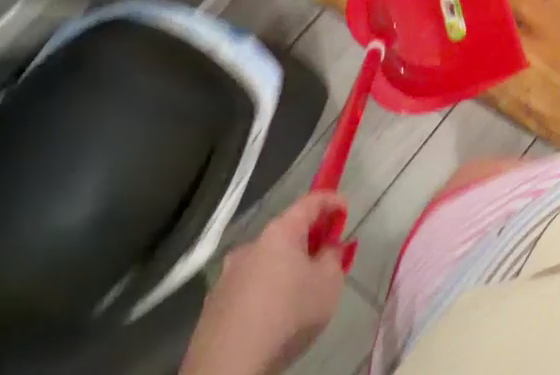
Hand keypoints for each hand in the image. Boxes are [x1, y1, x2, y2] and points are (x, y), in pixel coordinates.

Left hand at [180, 191, 352, 374]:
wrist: (230, 366)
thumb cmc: (289, 314)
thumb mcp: (329, 283)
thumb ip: (333, 257)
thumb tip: (328, 247)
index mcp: (279, 233)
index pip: (310, 202)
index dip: (331, 201)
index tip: (345, 208)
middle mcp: (250, 247)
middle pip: (285, 233)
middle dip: (307, 241)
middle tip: (326, 257)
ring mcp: (227, 276)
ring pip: (265, 262)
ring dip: (284, 268)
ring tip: (299, 293)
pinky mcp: (213, 304)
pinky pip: (248, 288)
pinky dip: (265, 292)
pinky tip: (273, 315)